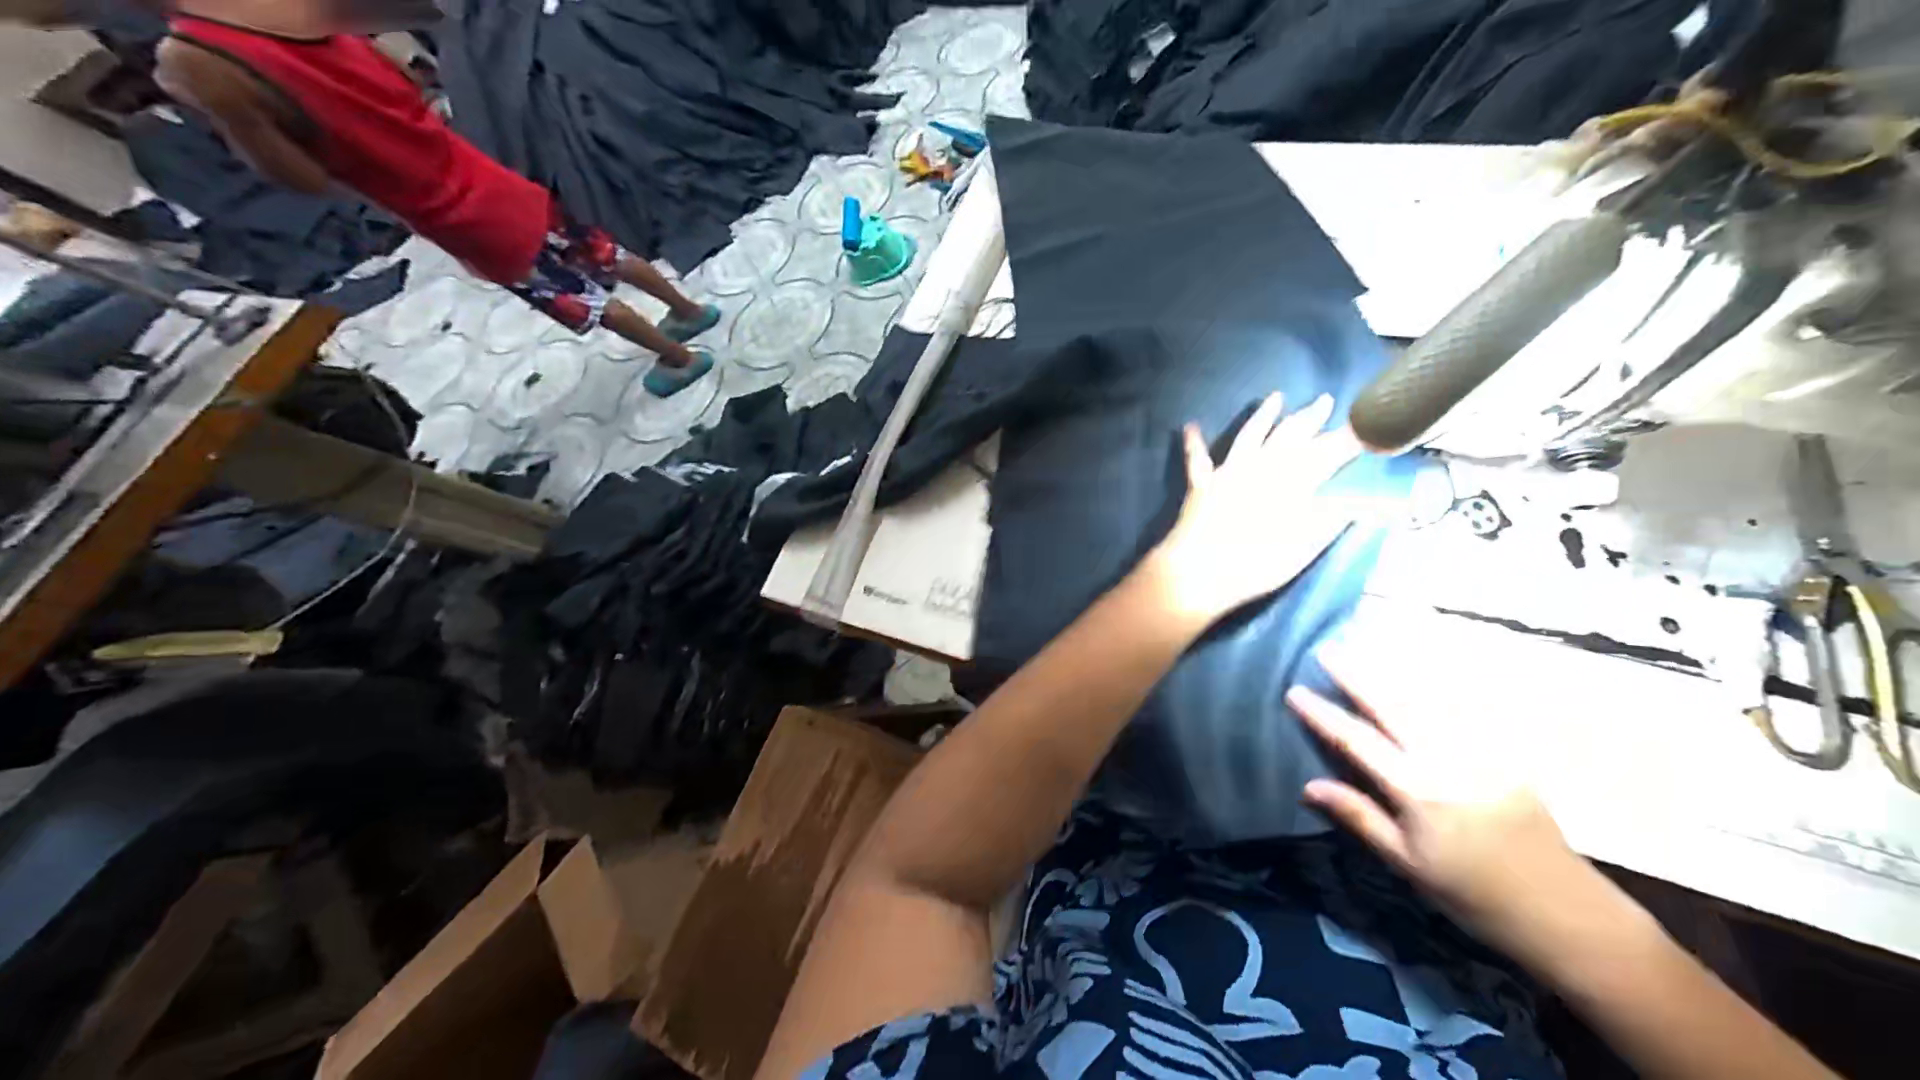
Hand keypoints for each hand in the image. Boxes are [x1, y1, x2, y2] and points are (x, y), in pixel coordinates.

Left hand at [1140, 393, 1363, 627]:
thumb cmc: (1256, 564)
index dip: (1350, 440)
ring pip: (1250, 436)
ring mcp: (1229, 473)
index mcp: (1294, 482)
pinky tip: (1190, 426)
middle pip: (1291, 436)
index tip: (1368, 427)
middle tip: (1324, 400)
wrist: (1200, 573)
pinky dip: (1194, 443)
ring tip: (1275, 397)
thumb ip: (1329, 521)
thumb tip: (1355, 505)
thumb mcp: (1304, 547)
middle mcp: (1262, 468)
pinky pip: (1197, 460)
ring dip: (1264, 416)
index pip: (1329, 454)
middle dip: (1310, 418)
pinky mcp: (1202, 485)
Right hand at [1286, 650, 1622, 967]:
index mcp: (1419, 790)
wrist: (1566, 914)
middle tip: (1328, 650)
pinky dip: (1441, 689)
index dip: (1323, 715)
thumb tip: (1308, 786)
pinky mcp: (1507, 757)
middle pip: (1393, 708)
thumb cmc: (1473, 896)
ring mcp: (1483, 754)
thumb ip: (1359, 817)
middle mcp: (1449, 761)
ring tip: (1369, 653)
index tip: (1295, 691)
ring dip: (1394, 675)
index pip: (1358, 742)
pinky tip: (1428, 675)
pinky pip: (1467, 712)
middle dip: (1357, 677)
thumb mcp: (1407, 864)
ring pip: (1431, 702)